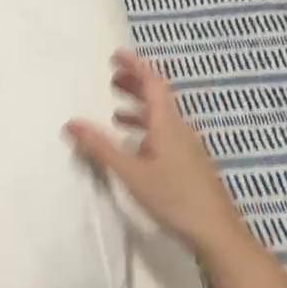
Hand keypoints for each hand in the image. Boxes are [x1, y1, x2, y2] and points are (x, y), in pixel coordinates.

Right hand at [65, 49, 251, 259]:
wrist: (216, 232)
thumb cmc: (173, 197)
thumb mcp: (130, 172)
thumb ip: (100, 147)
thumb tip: (71, 122)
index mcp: (167, 125)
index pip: (152, 84)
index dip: (135, 66)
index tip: (116, 55)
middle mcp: (180, 130)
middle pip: (158, 98)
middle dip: (135, 85)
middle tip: (111, 80)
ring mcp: (188, 148)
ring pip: (162, 118)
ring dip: (139, 109)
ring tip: (116, 114)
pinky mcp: (190, 164)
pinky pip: (165, 135)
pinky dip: (146, 129)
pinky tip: (135, 147)